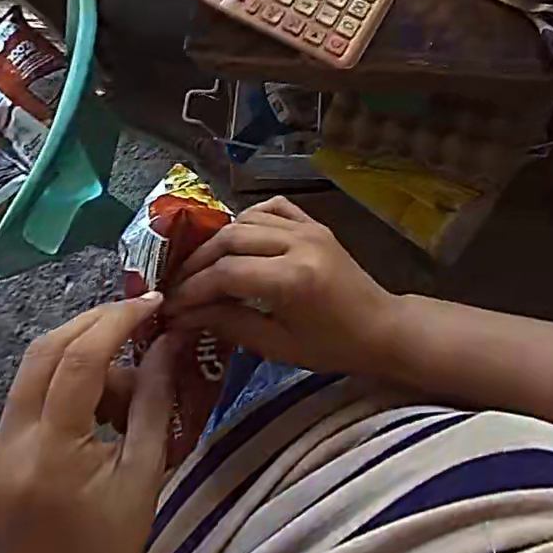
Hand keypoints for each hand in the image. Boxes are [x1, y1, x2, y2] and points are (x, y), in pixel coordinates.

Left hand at [0, 294, 175, 552]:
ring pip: (34, 371)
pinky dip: (68, 385)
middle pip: (44, 351)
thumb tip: (169, 340)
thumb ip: (156, 400)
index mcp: (48, 454)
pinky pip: (31, 399)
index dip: (118, 319)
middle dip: (95, 323)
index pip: (79, 359)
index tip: (153, 301)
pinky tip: (102, 408)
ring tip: (129, 387)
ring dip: (83, 356)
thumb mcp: (144, 476)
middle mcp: (8, 446)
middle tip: (140, 319)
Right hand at [163, 197, 399, 375]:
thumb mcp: (279, 346)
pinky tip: (239, 237)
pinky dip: (250, 217)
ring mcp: (309, 228)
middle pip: (231, 238)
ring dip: (219, 239)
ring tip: (202, 266)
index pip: (226, 273)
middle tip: (179, 285)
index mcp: (292, 279)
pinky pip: (275, 206)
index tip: (171, 306)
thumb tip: (185, 315)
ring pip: (248, 219)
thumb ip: (230, 323)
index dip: (193, 289)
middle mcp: (299, 243)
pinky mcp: (315, 223)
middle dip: (199, 262)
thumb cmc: (333, 346)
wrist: (381, 326)